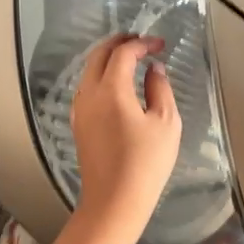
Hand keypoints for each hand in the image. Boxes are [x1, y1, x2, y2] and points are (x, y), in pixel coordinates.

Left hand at [71, 34, 182, 224]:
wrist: (114, 201)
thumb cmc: (145, 163)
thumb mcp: (165, 123)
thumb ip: (160, 89)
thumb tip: (153, 70)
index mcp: (111, 89)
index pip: (123, 53)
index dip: (142, 43)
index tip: (160, 45)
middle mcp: (88, 94)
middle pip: (98, 55)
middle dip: (119, 43)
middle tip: (140, 41)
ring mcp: (79, 109)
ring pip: (89, 71)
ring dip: (107, 58)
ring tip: (130, 58)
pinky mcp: (78, 123)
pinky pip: (87, 87)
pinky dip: (101, 75)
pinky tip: (117, 84)